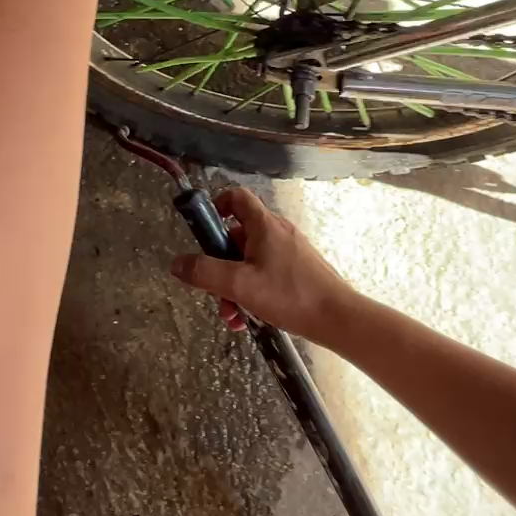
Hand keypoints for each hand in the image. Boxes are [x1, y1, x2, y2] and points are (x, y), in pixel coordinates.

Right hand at [169, 187, 358, 340]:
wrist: (338, 318)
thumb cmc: (289, 295)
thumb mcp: (240, 285)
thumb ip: (205, 273)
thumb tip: (177, 263)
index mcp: (264, 225)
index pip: (236, 197)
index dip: (216, 206)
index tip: (204, 231)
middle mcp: (277, 231)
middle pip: (238, 237)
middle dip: (221, 266)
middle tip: (217, 294)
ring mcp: (290, 251)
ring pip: (251, 261)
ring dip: (235, 286)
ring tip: (234, 317)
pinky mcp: (299, 270)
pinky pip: (267, 273)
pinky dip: (254, 292)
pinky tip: (251, 319)